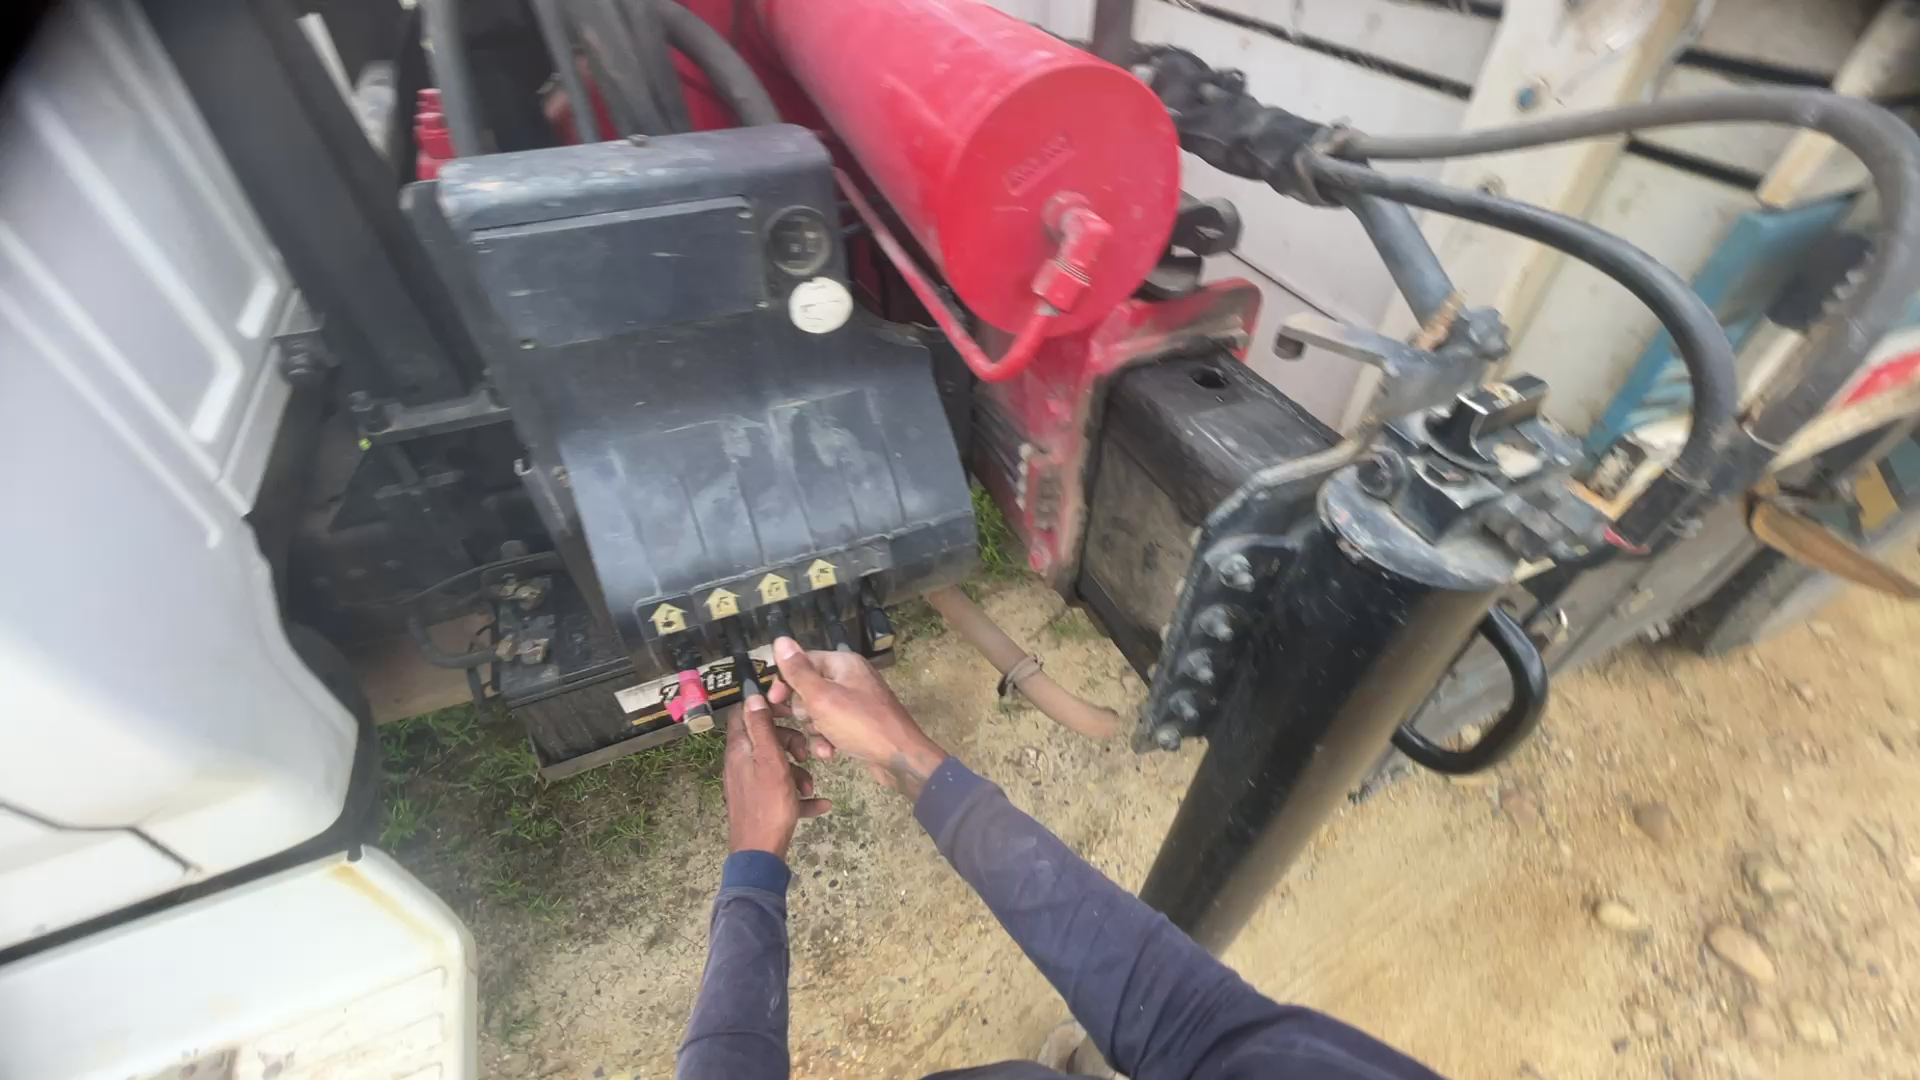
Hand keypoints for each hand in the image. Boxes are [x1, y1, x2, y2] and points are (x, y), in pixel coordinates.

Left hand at [723, 694, 829, 857]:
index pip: (744, 714)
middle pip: (768, 739)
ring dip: (799, 772)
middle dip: (791, 743)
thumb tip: (753, 696)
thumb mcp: (770, 760)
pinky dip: (801, 796)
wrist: (761, 854)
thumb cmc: (768, 804)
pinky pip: (785, 792)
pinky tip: (821, 804)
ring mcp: (752, 784)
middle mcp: (742, 763)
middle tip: (805, 754)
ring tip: (810, 786)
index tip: (790, 712)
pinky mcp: (762, 803)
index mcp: (740, 749)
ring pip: (779, 765)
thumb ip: (762, 728)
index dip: (767, 707)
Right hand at [769, 637, 946, 797]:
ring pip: (818, 710)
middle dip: (803, 709)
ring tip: (823, 740)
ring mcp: (856, 701)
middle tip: (809, 720)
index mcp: (843, 663)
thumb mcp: (822, 697)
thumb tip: (779, 640)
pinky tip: (829, 753)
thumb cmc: (860, 724)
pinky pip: (832, 726)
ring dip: (815, 728)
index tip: (773, 701)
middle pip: (809, 688)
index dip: (785, 680)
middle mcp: (851, 677)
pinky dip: (827, 739)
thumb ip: (798, 672)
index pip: (803, 661)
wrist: (899, 758)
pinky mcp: (859, 723)